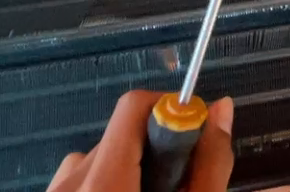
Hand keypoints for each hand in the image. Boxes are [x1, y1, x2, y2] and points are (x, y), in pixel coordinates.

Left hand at [48, 91, 234, 191]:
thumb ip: (211, 163)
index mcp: (103, 183)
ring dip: (126, 170)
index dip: (168, 111)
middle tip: (174, 184)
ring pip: (96, 159)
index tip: (188, 140)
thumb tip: (221, 107)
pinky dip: (100, 187)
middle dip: (152, 148)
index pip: (133, 105)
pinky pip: (75, 182)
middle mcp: (68, 184)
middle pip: (118, 133)